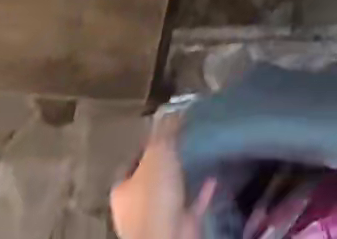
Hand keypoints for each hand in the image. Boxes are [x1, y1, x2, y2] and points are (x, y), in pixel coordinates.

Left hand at [110, 112, 216, 238]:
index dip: (147, 143)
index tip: (167, 129)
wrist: (168, 238)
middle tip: (188, 138)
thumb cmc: (154, 196)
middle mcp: (136, 206)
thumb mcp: (158, 153)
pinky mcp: (180, 226)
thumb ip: (165, 131)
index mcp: (123, 190)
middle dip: (170, 159)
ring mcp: (158, 218)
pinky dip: (202, 190)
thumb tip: (173, 110)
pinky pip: (193, 202)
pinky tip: (213, 174)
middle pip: (153, 175)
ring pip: (174, 190)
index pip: (132, 161)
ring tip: (203, 153)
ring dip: (187, 174)